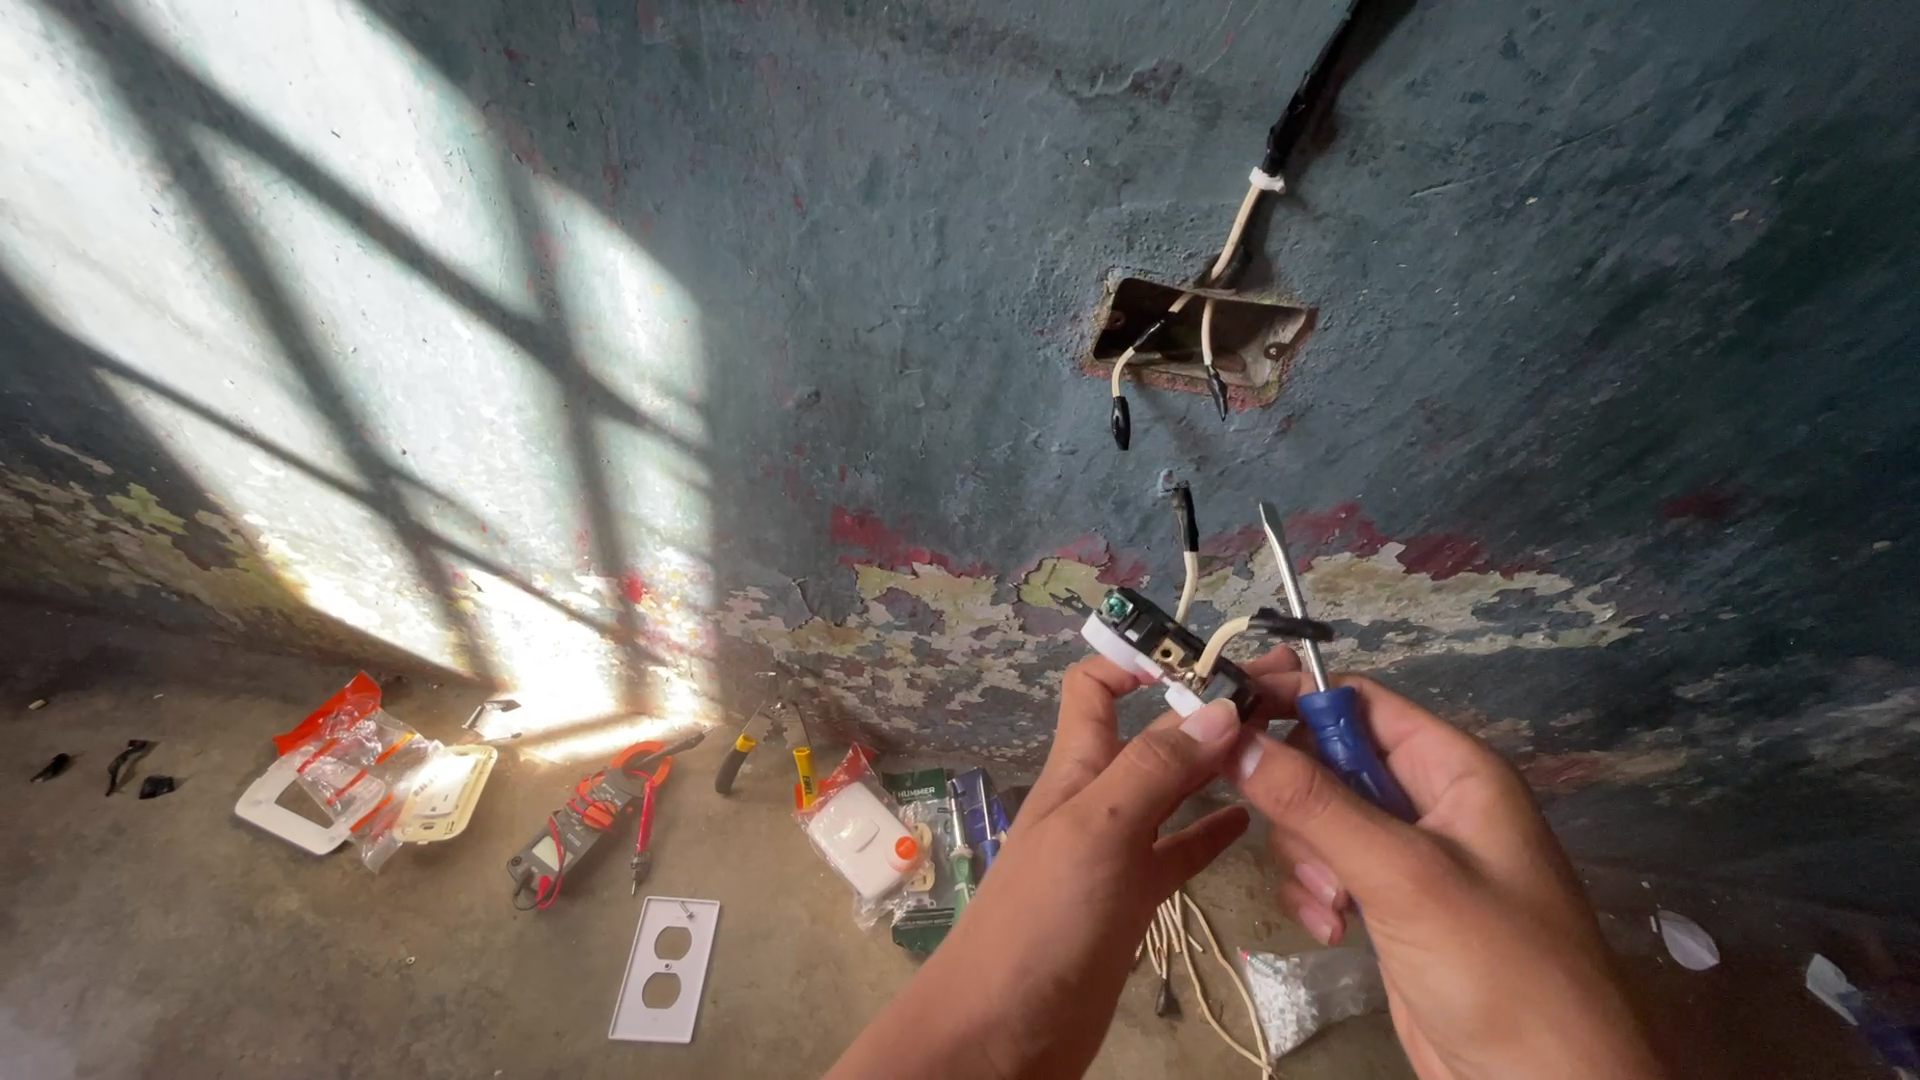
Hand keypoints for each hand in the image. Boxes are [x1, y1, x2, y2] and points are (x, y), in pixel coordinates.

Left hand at [825, 651, 1297, 1079]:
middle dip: (1206, 710)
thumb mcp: (1097, 829)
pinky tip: (1249, 820)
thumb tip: (1219, 707)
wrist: (1005, 1027)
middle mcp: (1100, 794)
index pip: (1095, 686)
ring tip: (1283, 750)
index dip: (1136, 660)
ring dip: (1219, 767)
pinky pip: (1179, 850)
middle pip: (1154, 735)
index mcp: (1078, 764)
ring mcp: (1118, 847)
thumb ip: (1153, 769)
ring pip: (1174, 791)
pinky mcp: (1135, 896)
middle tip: (1283, 699)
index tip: (1201, 660)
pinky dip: (1211, 830)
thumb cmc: (1042, 917)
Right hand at [1232, 671, 1664, 1079]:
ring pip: (1311, 814)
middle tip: (1307, 849)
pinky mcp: (1382, 896)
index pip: (1356, 701)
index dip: (1292, 699)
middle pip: (1323, 758)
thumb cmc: (1499, 971)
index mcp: (1451, 769)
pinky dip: (1311, 890)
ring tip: (1333, 904)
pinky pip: (1318, 863)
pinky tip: (1331, 929)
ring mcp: (1402, 851)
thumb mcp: (1401, 875)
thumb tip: (1232, 739)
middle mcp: (1425, 799)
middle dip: (1299, 803)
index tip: (1229, 717)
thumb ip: (1313, 802)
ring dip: (1304, 856)